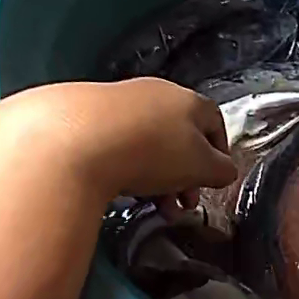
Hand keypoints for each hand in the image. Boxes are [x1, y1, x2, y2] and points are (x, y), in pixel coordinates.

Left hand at [0, 78, 238, 199]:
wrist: (73, 140)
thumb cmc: (150, 151)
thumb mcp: (201, 168)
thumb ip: (221, 171)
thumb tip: (225, 171)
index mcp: (190, 100)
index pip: (215, 124)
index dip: (219, 156)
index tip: (212, 182)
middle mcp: (156, 92)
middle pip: (180, 135)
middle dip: (185, 174)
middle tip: (182, 204)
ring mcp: (119, 101)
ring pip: (149, 142)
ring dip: (158, 176)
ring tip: (153, 206)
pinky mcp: (86, 115)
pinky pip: (118, 144)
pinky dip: (126, 167)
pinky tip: (120, 189)